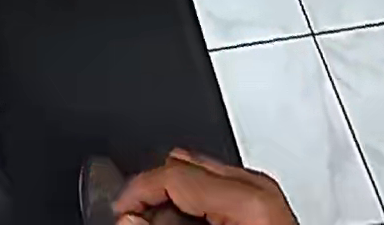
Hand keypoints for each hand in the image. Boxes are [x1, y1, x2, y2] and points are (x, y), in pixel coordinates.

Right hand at [113, 149, 297, 224]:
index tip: (119, 208)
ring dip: (174, 200)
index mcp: (247, 193)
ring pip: (199, 176)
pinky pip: (217, 192)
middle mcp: (257, 185)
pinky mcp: (264, 207)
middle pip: (185, 165)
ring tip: (155, 224)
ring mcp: (263, 195)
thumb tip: (129, 218)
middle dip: (155, 191)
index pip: (174, 171)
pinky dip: (195, 207)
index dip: (138, 188)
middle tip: (134, 219)